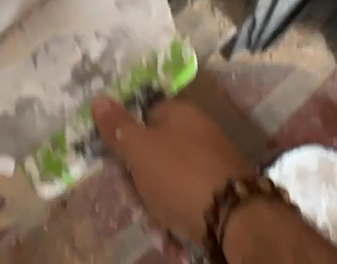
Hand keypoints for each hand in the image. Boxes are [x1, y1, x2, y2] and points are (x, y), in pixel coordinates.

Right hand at [90, 96, 257, 245]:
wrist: (238, 219)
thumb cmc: (180, 175)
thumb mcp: (139, 149)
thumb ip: (117, 127)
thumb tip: (98, 98)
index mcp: (179, 113)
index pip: (143, 116)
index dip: (126, 140)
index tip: (117, 163)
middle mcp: (198, 132)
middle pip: (155, 152)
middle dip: (141, 181)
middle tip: (137, 200)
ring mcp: (213, 163)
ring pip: (171, 182)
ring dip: (158, 206)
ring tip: (158, 227)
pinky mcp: (223, 193)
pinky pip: (190, 201)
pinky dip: (180, 218)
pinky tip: (176, 237)